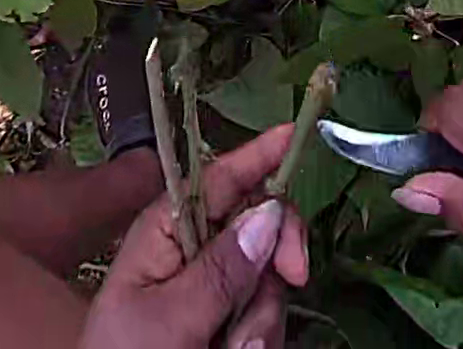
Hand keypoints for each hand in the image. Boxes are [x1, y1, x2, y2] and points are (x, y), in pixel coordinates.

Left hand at [81, 125, 309, 348]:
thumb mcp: (168, 321)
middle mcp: (195, 244)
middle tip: (295, 276)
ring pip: (268, 269)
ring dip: (263, 312)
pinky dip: (259, 334)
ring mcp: (212, 281)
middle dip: (277, 252)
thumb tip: (269, 212)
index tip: (294, 134)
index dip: (259, 152)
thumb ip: (220, 270)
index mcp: (167, 227)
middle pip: (258, 219)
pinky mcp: (225, 315)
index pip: (220, 176)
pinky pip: (264, 307)